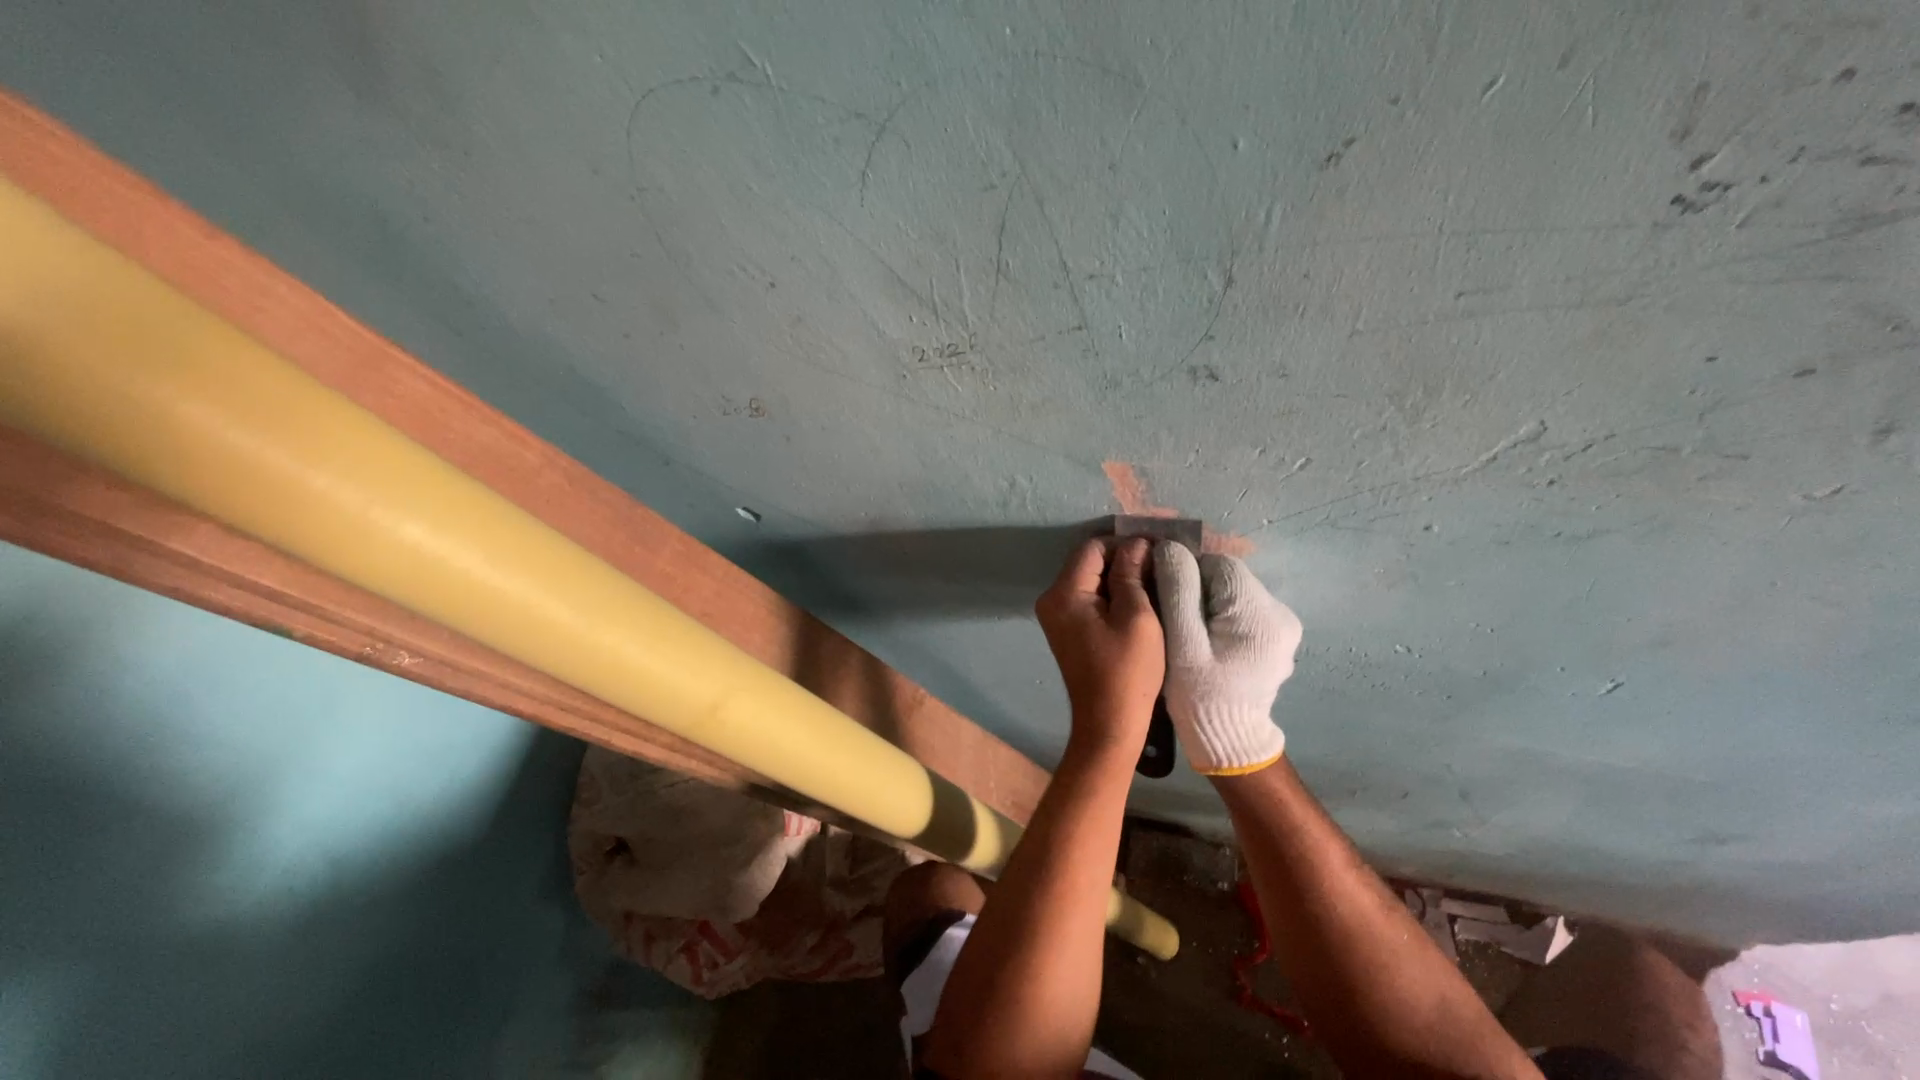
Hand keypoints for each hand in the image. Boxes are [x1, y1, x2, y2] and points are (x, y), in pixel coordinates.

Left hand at [1034, 537, 1164, 759]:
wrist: (1110, 722)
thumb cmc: (1127, 670)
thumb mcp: (1137, 615)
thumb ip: (1132, 573)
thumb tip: (1136, 543)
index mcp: (1063, 593)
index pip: (1093, 547)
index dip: (1125, 543)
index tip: (1158, 549)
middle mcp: (1052, 600)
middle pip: (1090, 562)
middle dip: (1124, 559)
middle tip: (1161, 563)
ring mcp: (1058, 617)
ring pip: (1092, 580)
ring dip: (1122, 577)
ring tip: (1156, 580)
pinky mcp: (1069, 630)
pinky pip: (1091, 599)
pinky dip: (1114, 595)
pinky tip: (1141, 600)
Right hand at [1153, 544, 1301, 774]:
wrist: (1231, 742)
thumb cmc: (1202, 696)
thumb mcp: (1182, 644)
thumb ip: (1177, 591)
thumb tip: (1170, 548)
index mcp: (1260, 613)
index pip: (1219, 564)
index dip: (1186, 572)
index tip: (1165, 598)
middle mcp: (1280, 613)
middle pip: (1228, 578)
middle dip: (1197, 589)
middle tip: (1173, 619)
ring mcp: (1282, 627)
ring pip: (1234, 593)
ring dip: (1208, 603)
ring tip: (1189, 634)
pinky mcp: (1276, 639)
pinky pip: (1242, 611)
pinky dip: (1221, 617)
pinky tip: (1207, 643)